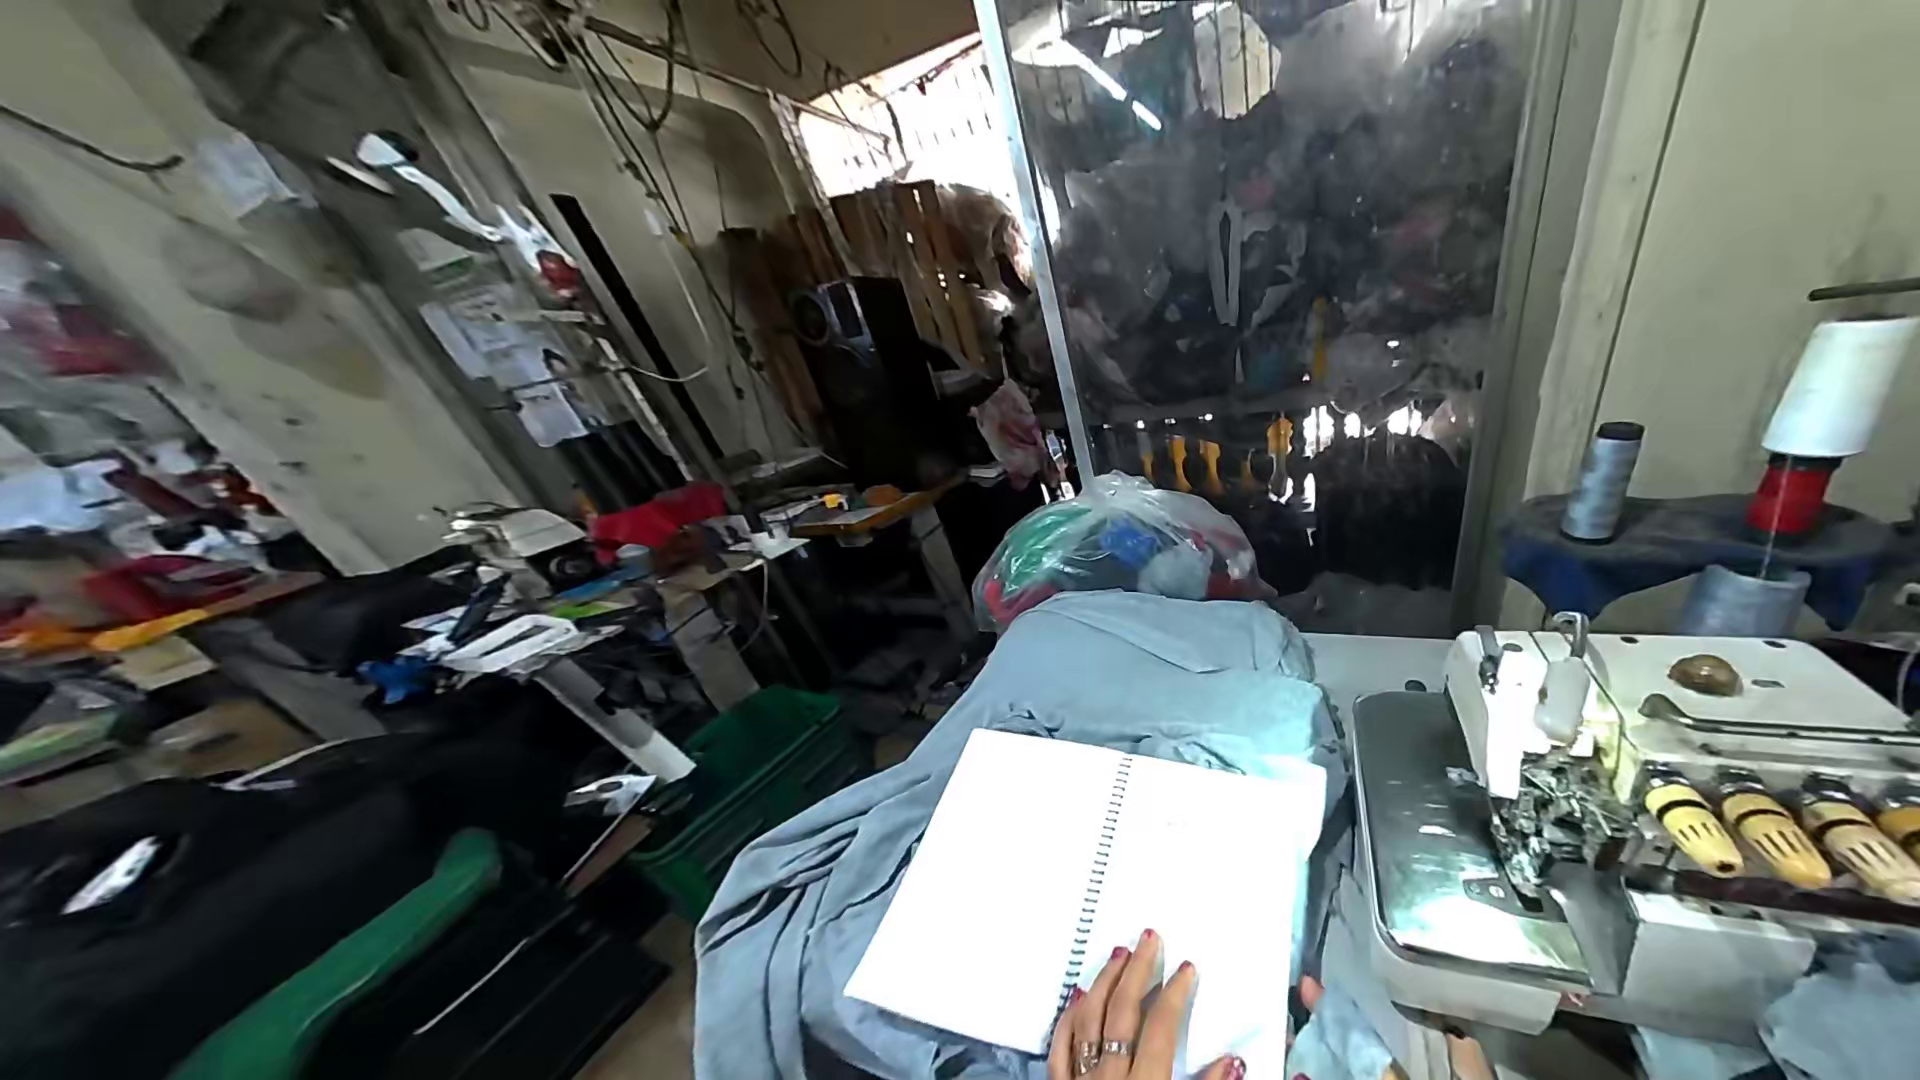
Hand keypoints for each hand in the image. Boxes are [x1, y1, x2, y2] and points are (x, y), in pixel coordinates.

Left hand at [1046, 928, 1242, 1079]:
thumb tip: (1233, 1061)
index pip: (1160, 1029)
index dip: (1175, 995)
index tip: (1186, 969)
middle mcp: (1108, 1078)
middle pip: (1121, 1011)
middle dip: (1138, 969)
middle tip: (1150, 937)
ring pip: (1087, 1018)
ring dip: (1104, 981)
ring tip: (1119, 952)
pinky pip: (1059, 1046)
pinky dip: (1069, 1017)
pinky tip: (1078, 995)